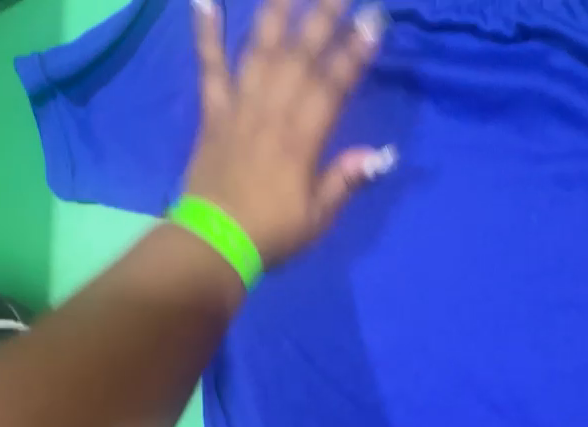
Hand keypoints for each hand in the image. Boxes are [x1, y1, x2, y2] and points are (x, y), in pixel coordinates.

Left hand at [184, 0, 393, 266]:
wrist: (214, 243)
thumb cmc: (272, 234)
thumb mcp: (318, 217)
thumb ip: (345, 181)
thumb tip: (381, 154)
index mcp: (302, 140)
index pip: (333, 86)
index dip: (354, 52)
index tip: (373, 21)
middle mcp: (272, 113)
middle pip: (300, 56)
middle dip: (323, 17)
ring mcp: (239, 108)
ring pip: (260, 49)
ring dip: (277, 12)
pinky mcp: (213, 113)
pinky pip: (209, 66)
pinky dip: (206, 31)